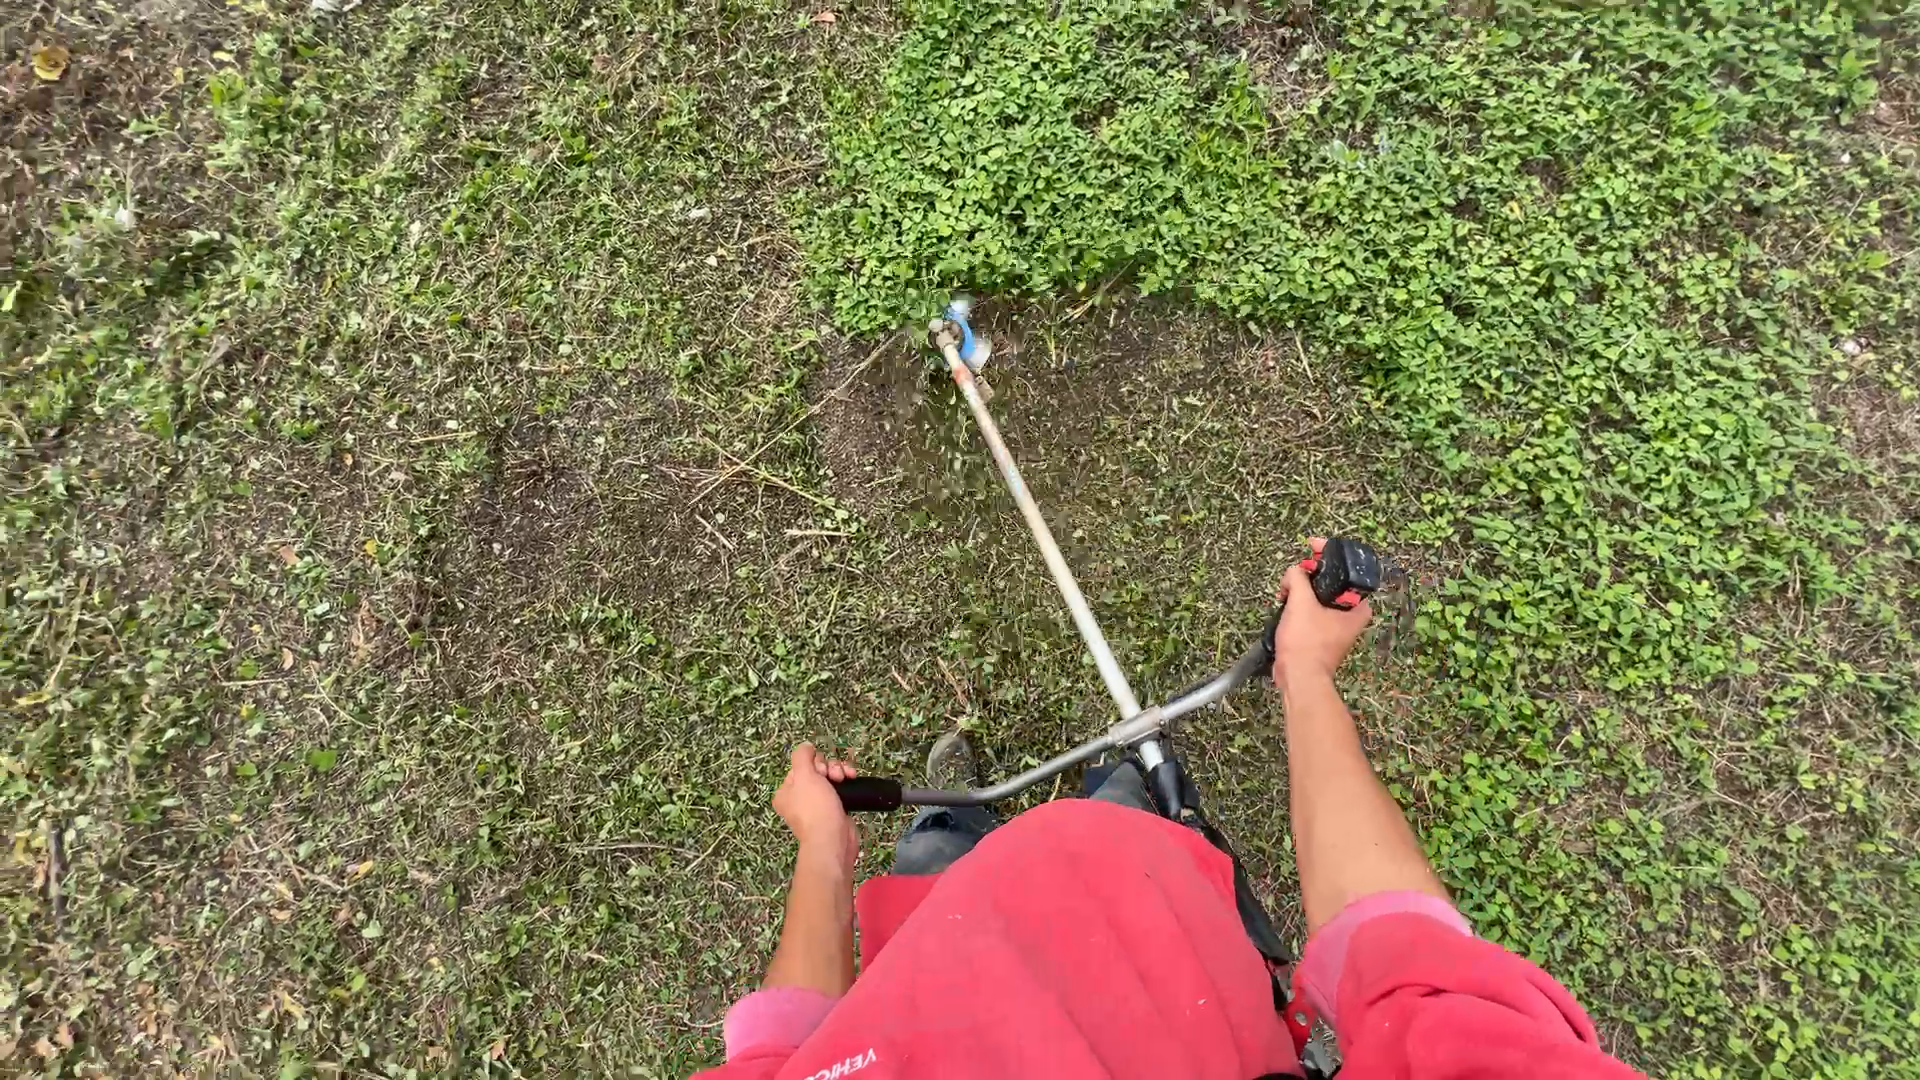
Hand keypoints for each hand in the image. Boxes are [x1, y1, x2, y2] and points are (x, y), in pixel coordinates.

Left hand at [773, 743, 858, 871]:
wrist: (832, 839)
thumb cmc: (815, 808)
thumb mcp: (804, 776)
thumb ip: (802, 756)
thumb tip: (806, 746)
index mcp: (786, 792)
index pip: (801, 765)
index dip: (813, 763)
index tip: (820, 771)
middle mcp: (799, 797)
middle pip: (816, 769)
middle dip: (829, 767)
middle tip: (834, 776)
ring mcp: (817, 804)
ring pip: (829, 776)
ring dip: (839, 771)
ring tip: (847, 777)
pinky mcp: (834, 808)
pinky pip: (839, 786)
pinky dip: (846, 780)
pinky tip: (852, 778)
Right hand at [1272, 537, 1372, 686]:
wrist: (1298, 676)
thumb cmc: (1306, 642)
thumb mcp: (1301, 602)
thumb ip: (1298, 578)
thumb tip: (1294, 571)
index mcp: (1358, 606)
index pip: (1347, 569)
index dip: (1327, 553)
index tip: (1311, 545)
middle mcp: (1352, 614)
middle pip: (1329, 580)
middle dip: (1307, 576)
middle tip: (1291, 577)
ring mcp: (1337, 624)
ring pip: (1317, 595)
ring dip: (1299, 591)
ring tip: (1284, 595)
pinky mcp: (1321, 633)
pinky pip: (1310, 609)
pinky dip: (1297, 605)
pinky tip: (1284, 607)